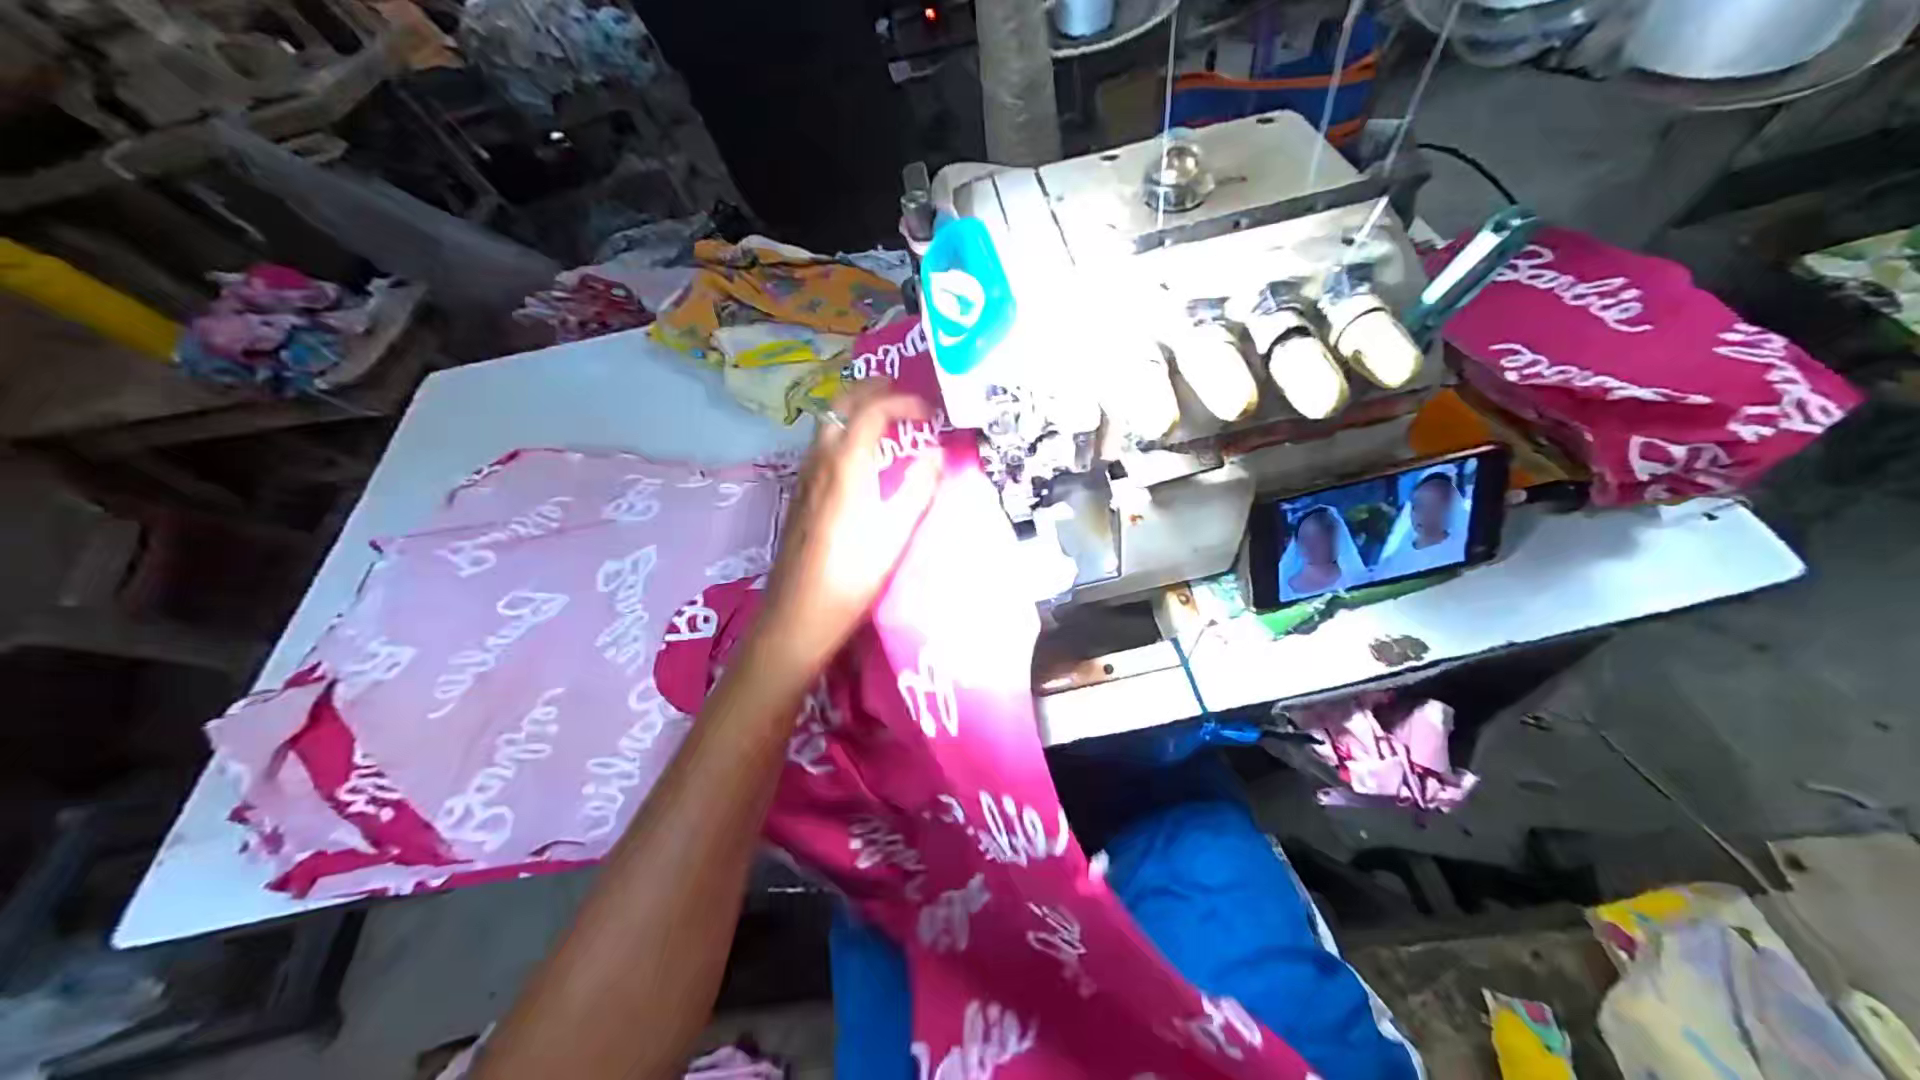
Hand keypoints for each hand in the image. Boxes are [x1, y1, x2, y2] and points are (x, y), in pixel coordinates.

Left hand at [749, 380, 942, 680]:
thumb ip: (918, 488)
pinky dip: (842, 431)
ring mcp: (804, 476)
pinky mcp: (799, 494)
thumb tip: (934, 454)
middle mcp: (820, 460)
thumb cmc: (852, 576)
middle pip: (841, 404)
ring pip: (826, 422)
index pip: (873, 410)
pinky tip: (857, 456)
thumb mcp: (896, 533)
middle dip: (872, 390)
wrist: (797, 614)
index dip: (904, 402)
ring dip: (854, 409)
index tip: (929, 413)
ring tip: (883, 418)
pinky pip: (820, 444)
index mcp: (847, 463)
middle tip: (902, 394)